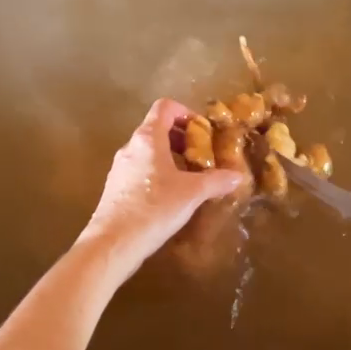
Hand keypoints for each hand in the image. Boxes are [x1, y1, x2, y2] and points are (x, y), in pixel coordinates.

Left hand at [75, 99, 244, 282]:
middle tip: (201, 156)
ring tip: (189, 178)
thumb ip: (216, 181)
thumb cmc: (154, 208)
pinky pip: (140, 169)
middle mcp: (130, 146)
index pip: (165, 107)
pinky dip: (157, 173)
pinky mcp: (115, 187)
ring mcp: (120, 167)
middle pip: (157, 128)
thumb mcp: (191, 193)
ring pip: (148, 151)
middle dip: (181, 138)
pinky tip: (169, 197)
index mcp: (148, 138)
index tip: (202, 132)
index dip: (186, 112)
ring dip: (170, 157)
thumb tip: (237, 176)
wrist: (113, 242)